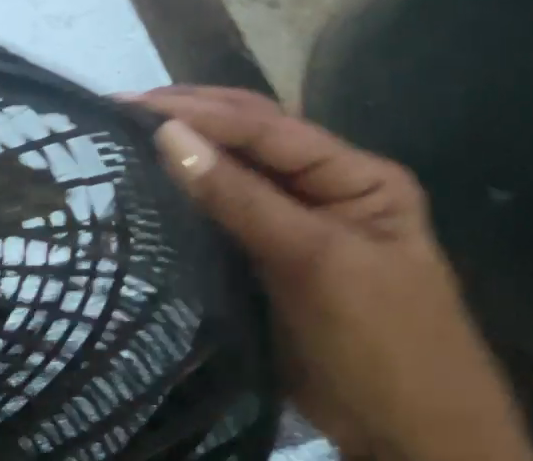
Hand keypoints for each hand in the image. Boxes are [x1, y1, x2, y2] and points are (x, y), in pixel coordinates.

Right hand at [128, 86, 532, 460]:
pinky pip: (219, 206)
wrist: (415, 448)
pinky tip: (147, 179)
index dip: (196, 112)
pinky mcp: (267, 253)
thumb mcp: (314, 263)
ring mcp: (297, 220)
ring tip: (121, 133)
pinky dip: (184, 189)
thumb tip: (163, 132)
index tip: (128, 106)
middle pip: (247, 136)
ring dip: (181, 149)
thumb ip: (239, 196)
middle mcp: (326, 186)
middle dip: (186, 117)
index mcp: (357, 176)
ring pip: (229, 168)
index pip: (265, 128)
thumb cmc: (384, 348)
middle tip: (117, 110)